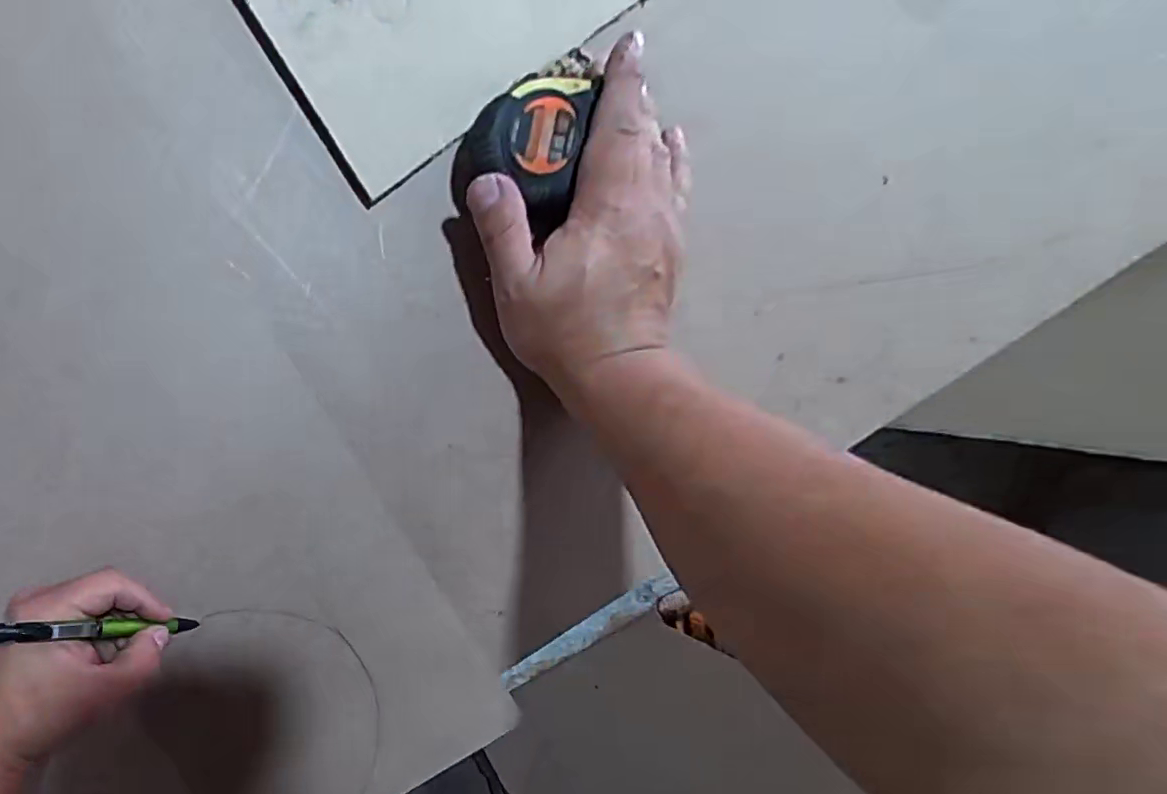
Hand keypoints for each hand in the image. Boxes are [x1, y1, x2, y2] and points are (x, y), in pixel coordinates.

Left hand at [0, 569, 173, 770]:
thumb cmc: (49, 715)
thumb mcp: (107, 689)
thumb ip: (143, 658)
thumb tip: (160, 633)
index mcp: (48, 606)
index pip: (111, 583)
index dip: (146, 600)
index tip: (168, 627)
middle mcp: (38, 599)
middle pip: (102, 592)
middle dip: (132, 618)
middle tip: (151, 647)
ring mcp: (34, 613)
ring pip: (94, 606)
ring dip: (117, 630)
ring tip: (125, 662)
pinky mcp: (35, 628)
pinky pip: (80, 618)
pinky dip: (101, 637)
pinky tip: (104, 664)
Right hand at [466, 31, 690, 387]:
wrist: (619, 373)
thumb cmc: (564, 332)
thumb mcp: (516, 285)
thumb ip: (502, 229)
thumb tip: (488, 182)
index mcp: (608, 202)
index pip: (620, 124)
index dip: (621, 82)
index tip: (624, 47)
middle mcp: (647, 201)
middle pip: (645, 131)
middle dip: (633, 96)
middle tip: (615, 75)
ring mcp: (666, 223)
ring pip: (665, 155)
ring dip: (651, 124)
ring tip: (638, 106)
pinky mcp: (673, 246)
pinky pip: (678, 183)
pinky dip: (672, 156)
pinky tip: (670, 147)